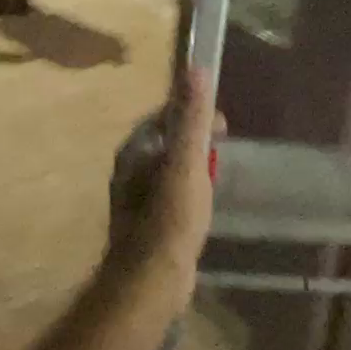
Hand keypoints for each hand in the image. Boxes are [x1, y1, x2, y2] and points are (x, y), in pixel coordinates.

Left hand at [108, 70, 221, 300]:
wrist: (152, 280)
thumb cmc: (171, 218)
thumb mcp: (187, 162)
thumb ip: (191, 118)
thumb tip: (196, 69)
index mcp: (133, 152)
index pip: (163, 116)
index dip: (193, 113)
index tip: (222, 126)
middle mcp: (128, 172)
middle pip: (165, 144)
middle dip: (194, 141)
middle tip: (221, 150)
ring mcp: (134, 202)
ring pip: (167, 172)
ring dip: (190, 168)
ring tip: (215, 177)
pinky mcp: (145, 227)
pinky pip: (169, 197)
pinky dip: (187, 194)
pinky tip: (201, 208)